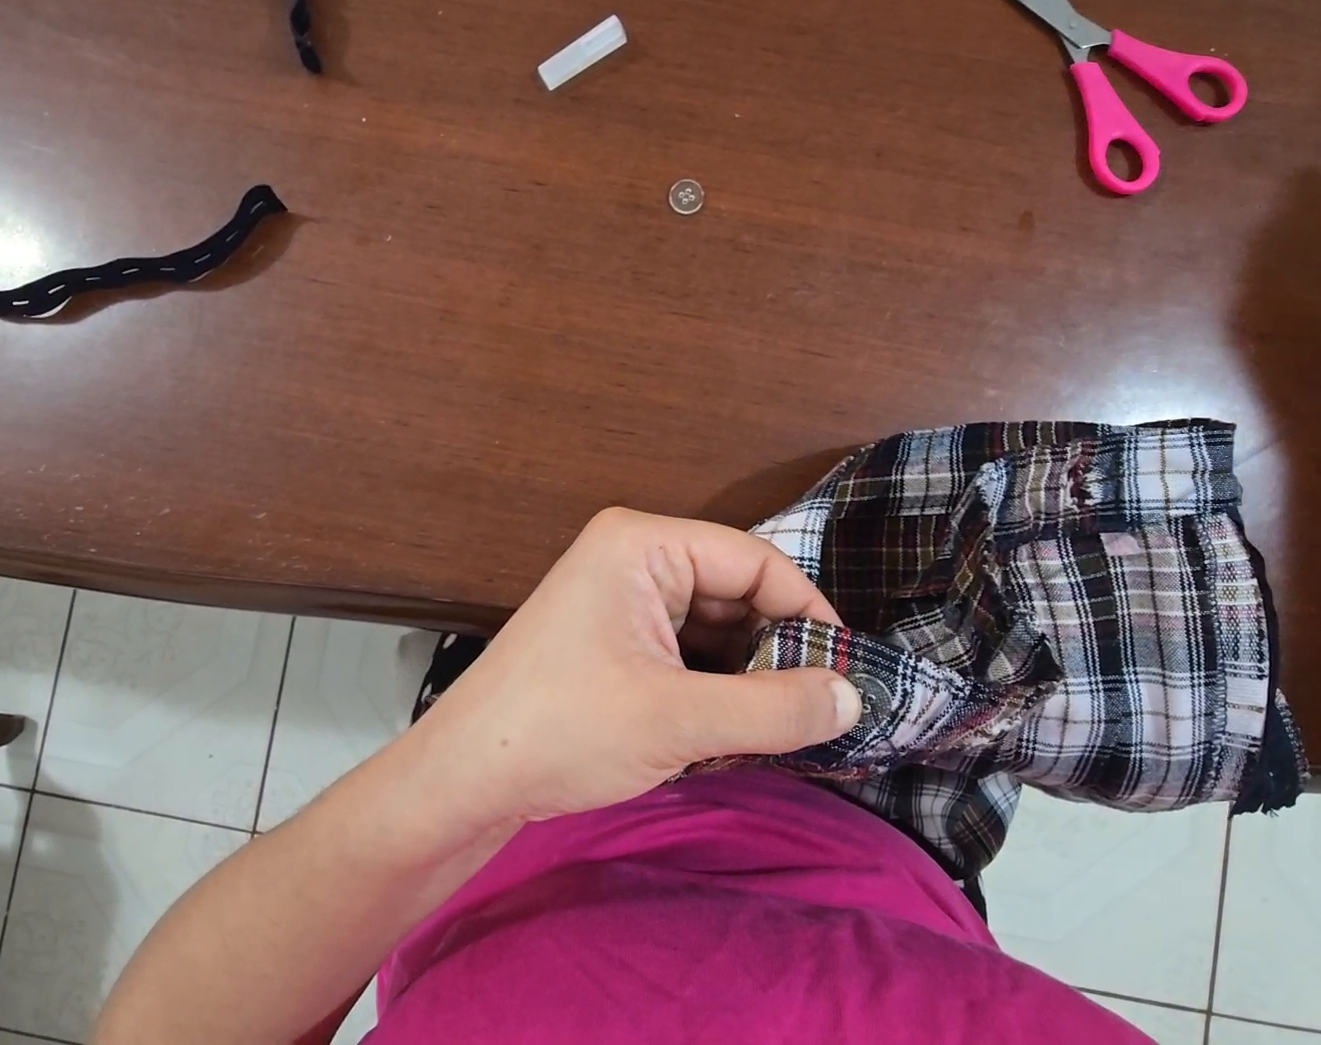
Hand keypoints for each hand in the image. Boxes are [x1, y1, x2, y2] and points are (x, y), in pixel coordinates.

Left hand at [397, 508, 860, 830]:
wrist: (466, 776)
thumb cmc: (561, 729)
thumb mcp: (679, 720)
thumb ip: (776, 708)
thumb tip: (854, 698)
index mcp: (642, 544)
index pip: (754, 561)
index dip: (807, 613)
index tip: (846, 673)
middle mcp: (629, 558)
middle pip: (734, 591)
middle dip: (775, 649)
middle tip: (817, 709)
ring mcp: (615, 599)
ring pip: (711, 627)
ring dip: (745, 674)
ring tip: (779, 725)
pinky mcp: (609, 640)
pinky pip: (682, 650)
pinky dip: (713, 685)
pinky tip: (734, 728)